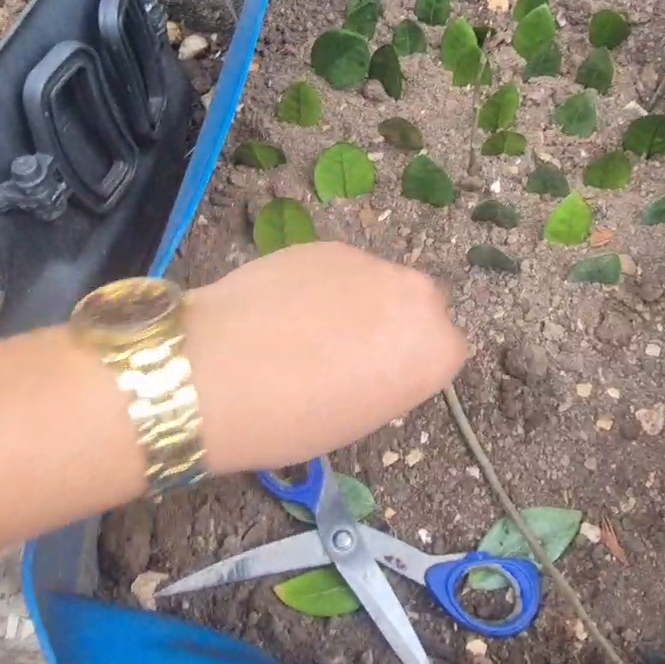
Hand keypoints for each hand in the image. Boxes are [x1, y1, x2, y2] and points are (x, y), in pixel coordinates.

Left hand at [185, 242, 468, 473]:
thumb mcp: (362, 416)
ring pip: (379, 283)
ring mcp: (372, 263)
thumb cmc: (295, 418)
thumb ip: (391, 377)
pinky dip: (323, 285)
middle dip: (395, 323)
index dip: (413, 366)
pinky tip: (283, 308)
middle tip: (349, 352)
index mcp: (436, 348)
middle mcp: (417, 296)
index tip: (382, 380)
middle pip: (420, 306)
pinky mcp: (328, 245)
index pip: (446, 350)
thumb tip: (378, 357)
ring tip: (305, 330)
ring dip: (360, 300)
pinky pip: (341, 268)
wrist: (217, 371)